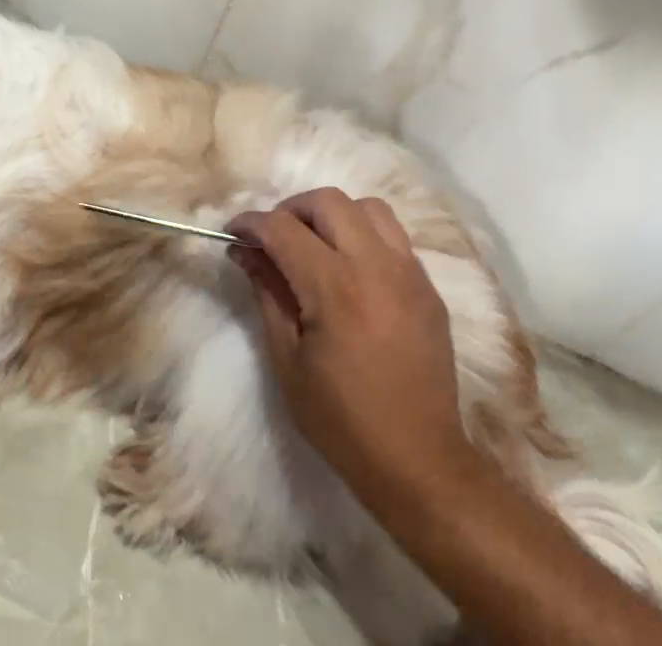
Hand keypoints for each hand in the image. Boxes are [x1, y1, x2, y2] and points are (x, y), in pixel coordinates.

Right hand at [228, 189, 474, 500]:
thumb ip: (267, 294)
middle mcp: (378, 268)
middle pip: (329, 202)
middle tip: (271, 240)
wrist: (417, 458)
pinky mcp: (429, 289)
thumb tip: (245, 252)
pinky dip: (363, 237)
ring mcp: (411, 275)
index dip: (250, 223)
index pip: (283, 229)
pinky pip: (394, 238)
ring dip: (332, 217)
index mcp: (335, 289)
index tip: (232, 235)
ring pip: (369, 208)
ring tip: (312, 248)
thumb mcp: (287, 359)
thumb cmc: (339, 418)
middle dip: (290, 210)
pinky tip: (347, 272)